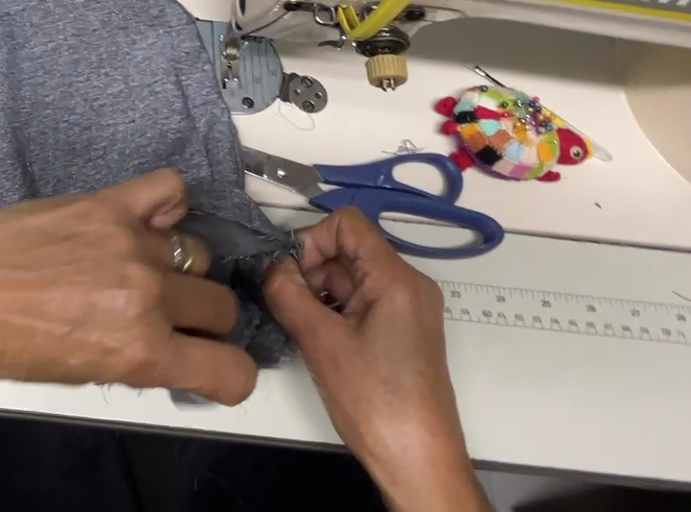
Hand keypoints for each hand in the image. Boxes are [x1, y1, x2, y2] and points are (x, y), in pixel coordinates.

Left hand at [0, 169, 258, 405]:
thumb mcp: (77, 373)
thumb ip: (135, 358)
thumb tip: (166, 343)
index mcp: (140, 351)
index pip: (231, 370)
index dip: (226, 372)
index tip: (212, 363)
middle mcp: (146, 294)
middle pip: (220, 305)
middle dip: (203, 319)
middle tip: (169, 316)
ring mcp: (129, 241)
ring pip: (200, 254)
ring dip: (182, 268)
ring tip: (145, 269)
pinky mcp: (107, 203)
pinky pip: (170, 188)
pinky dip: (168, 204)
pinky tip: (148, 220)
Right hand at [263, 209, 486, 511]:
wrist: (419, 465)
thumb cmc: (375, 400)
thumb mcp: (320, 341)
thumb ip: (287, 292)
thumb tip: (270, 265)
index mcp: (396, 278)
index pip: (346, 223)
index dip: (311, 239)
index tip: (292, 276)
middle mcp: (407, 285)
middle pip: (346, 249)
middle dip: (310, 270)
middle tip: (290, 307)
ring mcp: (405, 309)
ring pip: (348, 277)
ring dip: (317, 293)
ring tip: (303, 328)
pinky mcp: (399, 332)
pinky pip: (358, 301)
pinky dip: (331, 310)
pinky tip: (318, 340)